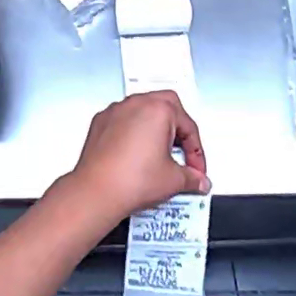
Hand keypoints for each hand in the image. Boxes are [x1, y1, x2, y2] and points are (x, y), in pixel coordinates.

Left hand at [55, 90, 208, 227]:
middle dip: (179, 128)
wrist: (96, 191)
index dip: (196, 151)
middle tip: (182, 151)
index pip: (188, 127)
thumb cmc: (129, 180)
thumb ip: (192, 178)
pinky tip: (136, 152)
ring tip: (159, 152)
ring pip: (144, 109)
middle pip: (168, 106)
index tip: (196, 168)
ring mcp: (117, 110)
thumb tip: (198, 181)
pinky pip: (124, 118)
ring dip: (155, 126)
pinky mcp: (101, 120)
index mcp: (160, 110)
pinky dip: (133, 131)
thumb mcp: (173, 181)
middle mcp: (137, 103)